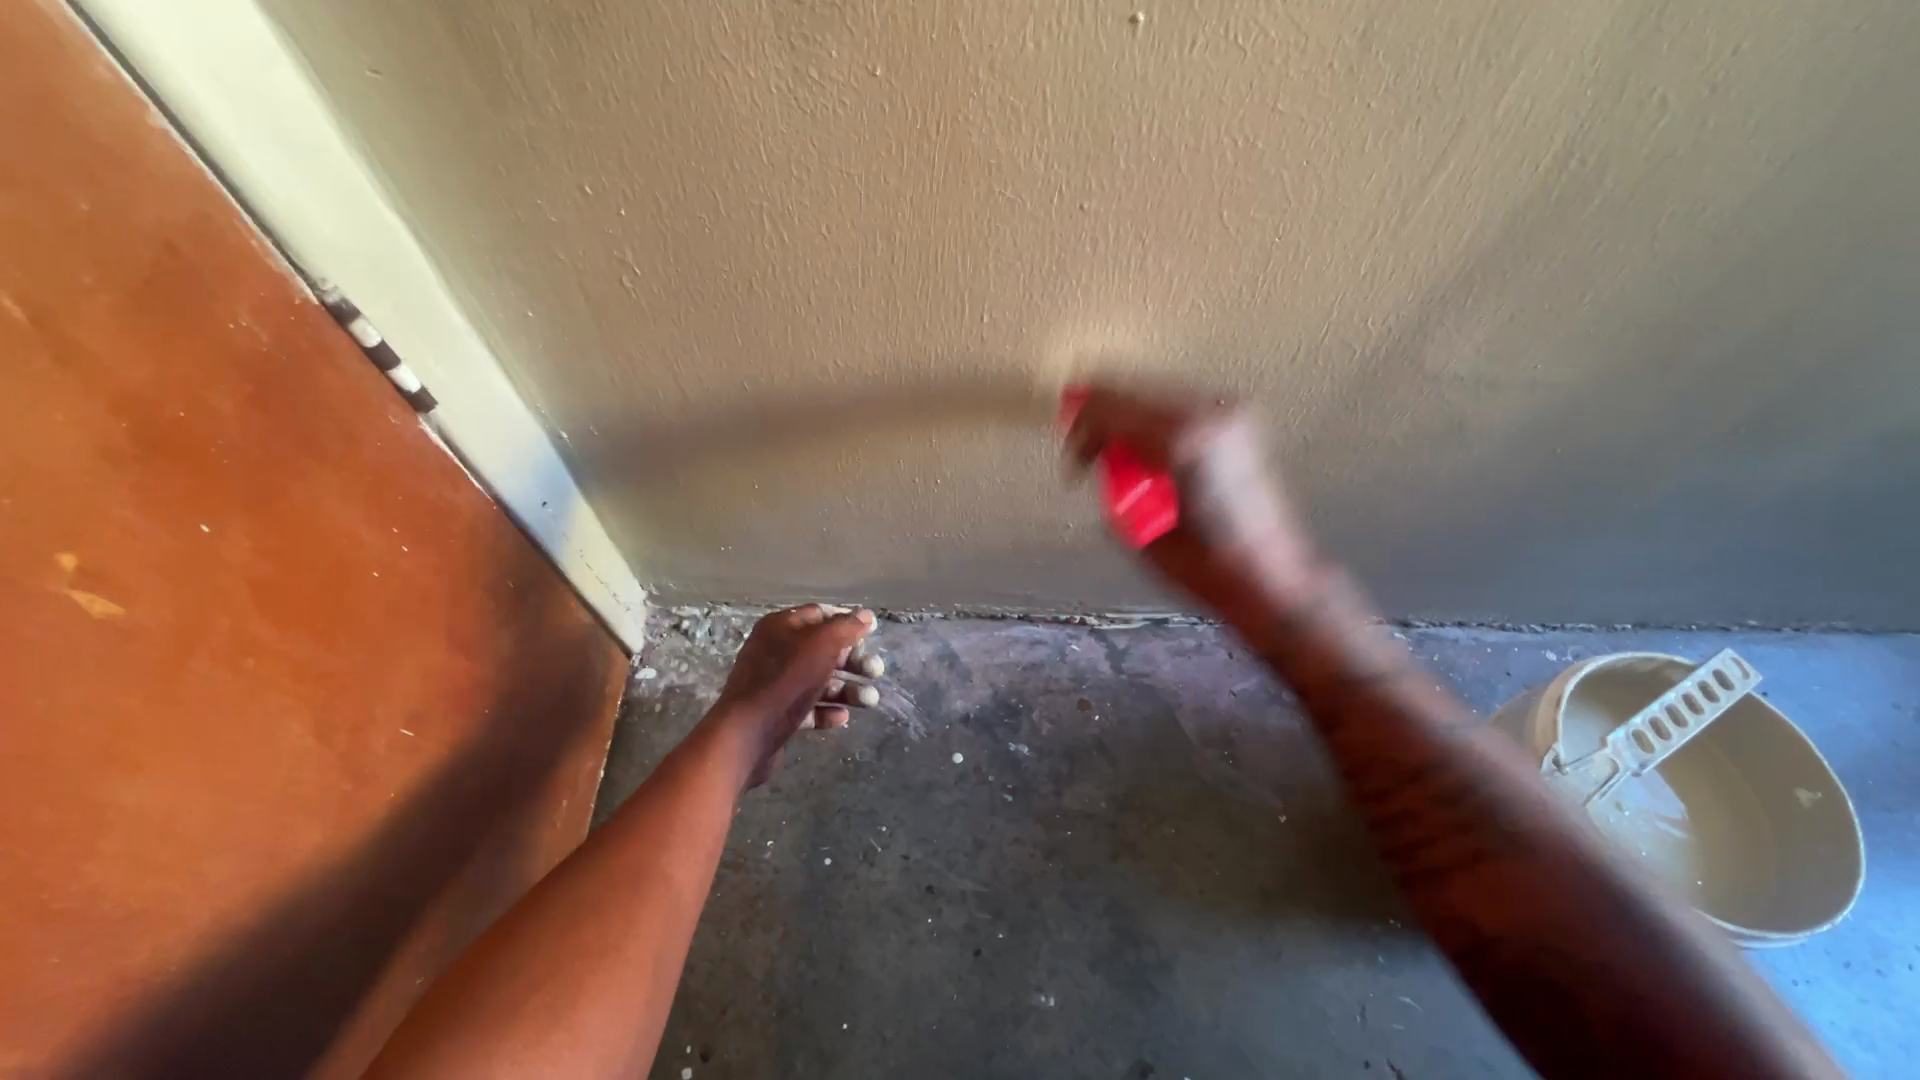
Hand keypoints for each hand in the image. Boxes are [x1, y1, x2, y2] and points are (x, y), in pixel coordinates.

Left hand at [705, 604, 876, 787]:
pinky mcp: (776, 713)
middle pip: (823, 650)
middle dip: (852, 660)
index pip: (820, 615)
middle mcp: (775, 651)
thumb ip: (845, 628)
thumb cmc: (785, 681)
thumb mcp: (821, 645)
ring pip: (818, 681)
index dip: (847, 622)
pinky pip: (807, 708)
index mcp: (781, 628)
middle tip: (876, 671)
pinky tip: (842, 718)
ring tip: (869, 701)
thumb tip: (866, 615)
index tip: (872, 633)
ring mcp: (774, 684)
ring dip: (846, 689)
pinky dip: (826, 711)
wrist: (747, 734)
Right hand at [1063, 382, 1319, 616]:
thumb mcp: (1135, 527)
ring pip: (1154, 390)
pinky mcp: (1239, 420)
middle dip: (1099, 418)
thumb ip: (1113, 478)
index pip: (1107, 408)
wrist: (1267, 574)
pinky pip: (1180, 403)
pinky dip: (1155, 420)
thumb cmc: (1203, 565)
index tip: (1074, 459)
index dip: (1080, 431)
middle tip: (1086, 451)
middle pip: (1129, 389)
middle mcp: (1207, 416)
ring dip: (1128, 418)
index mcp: (1178, 441)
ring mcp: (1228, 413)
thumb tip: (1101, 455)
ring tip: (1119, 454)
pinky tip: (1150, 452)